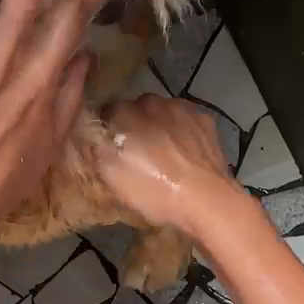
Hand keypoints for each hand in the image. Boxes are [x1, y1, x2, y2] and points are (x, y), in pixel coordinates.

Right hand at [97, 94, 259, 241]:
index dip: (109, 132)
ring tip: (168, 158)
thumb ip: (99, 149)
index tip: (114, 152)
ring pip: (165, 114)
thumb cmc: (155, 192)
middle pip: (138, 110)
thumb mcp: (113, 177)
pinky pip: (188, 123)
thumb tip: (96, 136)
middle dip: (137, 128)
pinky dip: (185, 134)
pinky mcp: (206, 121)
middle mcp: (152, 102)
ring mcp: (183, 109)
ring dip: (163, 129)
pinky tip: (188, 156)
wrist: (207, 201)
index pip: (109, 113)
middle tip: (141, 157)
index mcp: (124, 113)